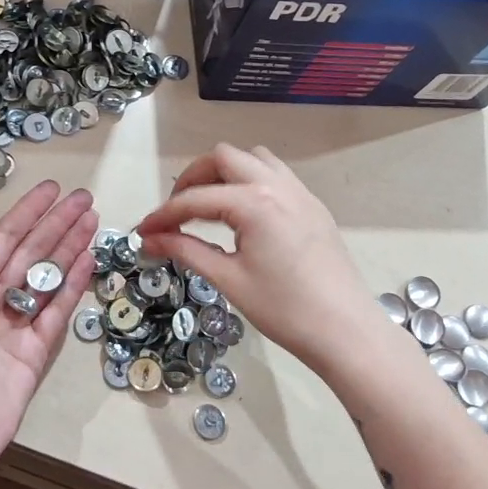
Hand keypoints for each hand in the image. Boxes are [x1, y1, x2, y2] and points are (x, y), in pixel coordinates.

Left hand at [0, 181, 97, 488]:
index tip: (53, 190)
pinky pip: (58, 313)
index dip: (28, 213)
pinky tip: (90, 262)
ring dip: (69, 250)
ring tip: (94, 222)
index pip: (4, 240)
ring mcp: (17, 326)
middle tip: (85, 199)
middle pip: (31, 255)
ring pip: (49, 279)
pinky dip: (73, 288)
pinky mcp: (37, 353)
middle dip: (56, 226)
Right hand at [136, 144, 378, 377]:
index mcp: (254, 202)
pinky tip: (243, 215)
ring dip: (225, 173)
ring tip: (209, 207)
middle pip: (223, 158)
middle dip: (192, 179)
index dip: (163, 215)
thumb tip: (150, 240)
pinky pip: (276, 175)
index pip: (194, 199)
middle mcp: (277, 185)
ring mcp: (300, 192)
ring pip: (253, 158)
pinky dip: (250, 181)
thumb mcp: (229, 280)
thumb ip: (186, 251)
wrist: (346, 330)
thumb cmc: (285, 310)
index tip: (142, 232)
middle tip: (176, 213)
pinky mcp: (312, 206)